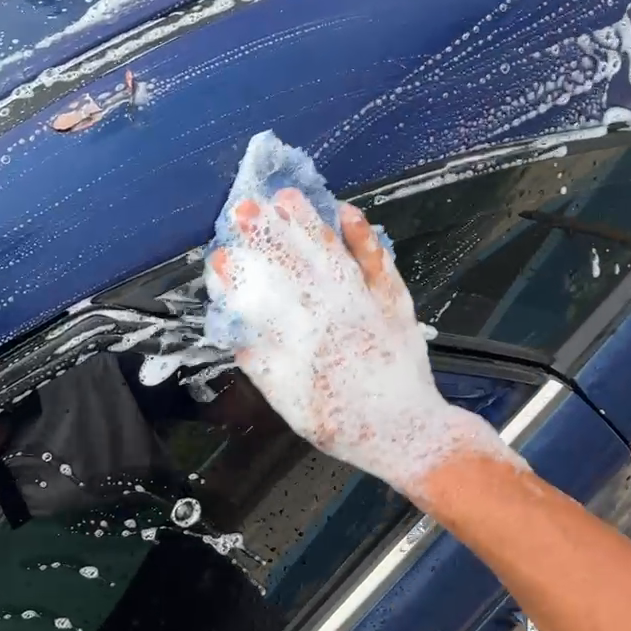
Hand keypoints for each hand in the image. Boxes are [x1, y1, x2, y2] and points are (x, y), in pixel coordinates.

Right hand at [206, 189, 520, 503]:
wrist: (410, 433)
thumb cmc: (347, 424)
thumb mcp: (294, 406)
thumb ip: (265, 369)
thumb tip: (238, 334)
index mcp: (304, 343)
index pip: (263, 300)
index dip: (239, 278)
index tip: (219, 259)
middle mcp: (333, 316)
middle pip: (295, 267)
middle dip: (268, 236)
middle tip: (242, 208)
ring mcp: (365, 305)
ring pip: (332, 257)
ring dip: (308, 226)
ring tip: (286, 198)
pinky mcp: (393, 302)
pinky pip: (378, 263)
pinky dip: (363, 238)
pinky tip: (347, 212)